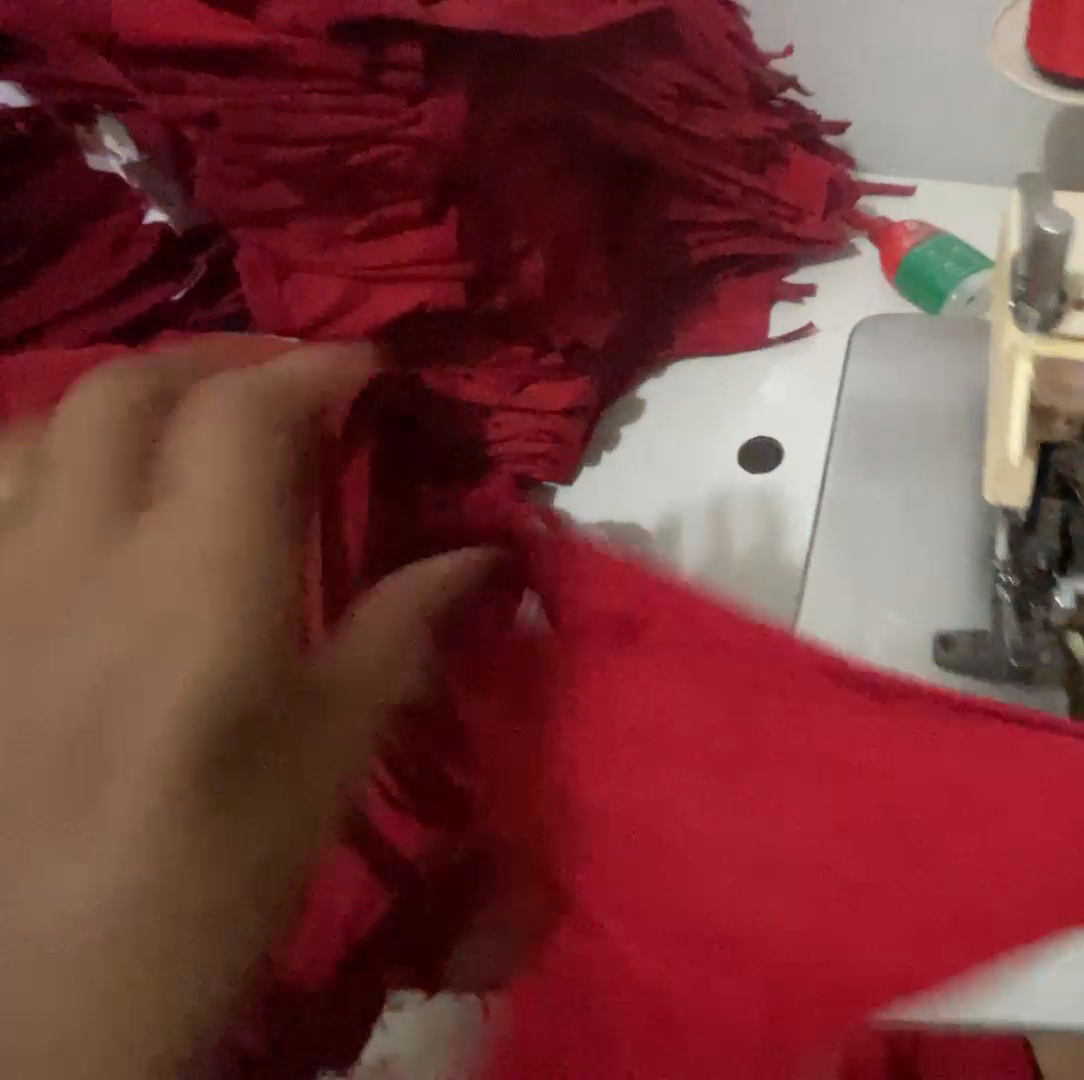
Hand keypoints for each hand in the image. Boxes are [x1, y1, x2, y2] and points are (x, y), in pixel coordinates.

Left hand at [0, 339, 492, 1079]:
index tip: (379, 367)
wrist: (52, 973)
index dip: (315, 369)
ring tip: (221, 416)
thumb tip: (485, 549)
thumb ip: (405, 619)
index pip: (243, 419)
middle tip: (309, 373)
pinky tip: (122, 487)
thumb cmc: (234, 851)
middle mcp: (78, 562)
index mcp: (199, 591)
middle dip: (228, 354)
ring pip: (39, 422)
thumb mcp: (347, 735)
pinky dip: (70, 450)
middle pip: (126, 390)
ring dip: (144, 392)